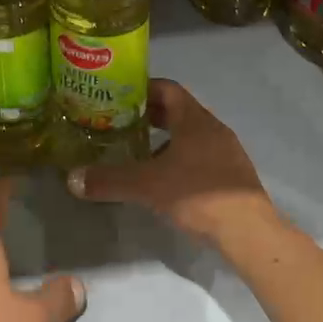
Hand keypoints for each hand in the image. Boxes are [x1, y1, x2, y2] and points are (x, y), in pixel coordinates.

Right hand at [66, 78, 282, 243]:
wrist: (250, 233)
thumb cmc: (198, 194)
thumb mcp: (147, 186)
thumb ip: (110, 180)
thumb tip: (72, 179)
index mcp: (193, 118)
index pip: (166, 88)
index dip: (142, 88)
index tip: (119, 96)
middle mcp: (212, 127)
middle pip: (178, 109)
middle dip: (150, 114)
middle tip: (122, 121)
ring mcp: (227, 150)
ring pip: (191, 133)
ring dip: (167, 137)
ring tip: (141, 151)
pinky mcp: (234, 174)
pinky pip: (202, 154)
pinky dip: (182, 157)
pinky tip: (168, 178)